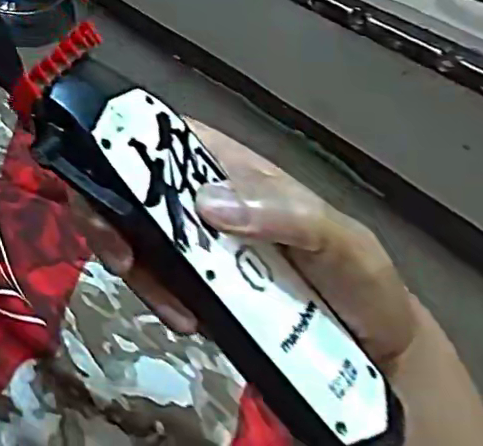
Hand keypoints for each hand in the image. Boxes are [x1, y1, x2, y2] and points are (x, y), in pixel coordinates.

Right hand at [76, 122, 419, 368]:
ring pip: (124, 226)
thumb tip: (207, 202)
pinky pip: (146, 271)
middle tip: (121, 257)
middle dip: (104, 213)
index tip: (105, 185)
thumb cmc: (358, 275)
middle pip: (119, 179)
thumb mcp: (340, 237)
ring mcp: (182, 231)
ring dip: (131, 263)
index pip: (148, 130)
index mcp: (214, 158)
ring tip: (172, 307)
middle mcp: (187, 187)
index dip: (113, 145)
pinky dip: (151, 293)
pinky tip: (183, 318)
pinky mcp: (182, 273)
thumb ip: (285, 212)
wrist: (377, 352)